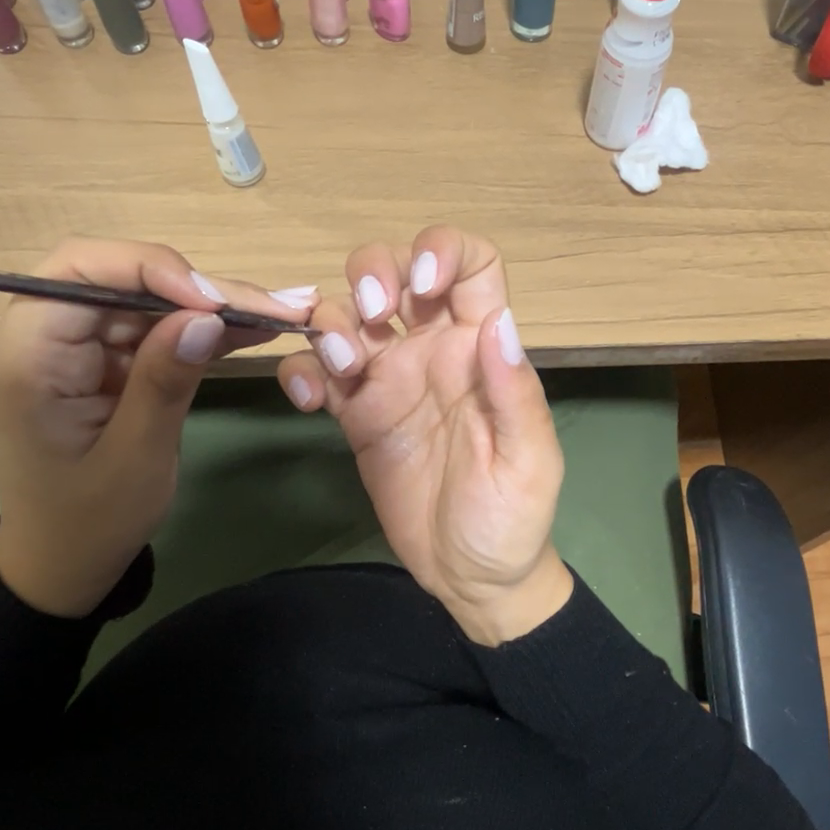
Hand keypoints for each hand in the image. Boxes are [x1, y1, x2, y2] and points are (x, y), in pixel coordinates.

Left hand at [0, 239, 316, 616]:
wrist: (64, 565)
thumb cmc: (92, 523)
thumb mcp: (136, 459)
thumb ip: (165, 381)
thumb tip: (206, 316)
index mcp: (27, 359)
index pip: (80, 273)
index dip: (150, 270)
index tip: (214, 303)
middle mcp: (42, 339)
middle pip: (119, 279)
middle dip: (195, 289)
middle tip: (269, 307)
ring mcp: (74, 350)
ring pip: (144, 301)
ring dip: (209, 307)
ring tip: (276, 313)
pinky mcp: (100, 364)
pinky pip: (151, 331)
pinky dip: (198, 330)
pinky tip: (249, 329)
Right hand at [276, 227, 571, 646]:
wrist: (469, 577)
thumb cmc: (511, 521)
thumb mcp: (527, 462)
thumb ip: (514, 393)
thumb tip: (498, 322)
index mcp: (482, 351)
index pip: (472, 266)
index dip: (443, 253)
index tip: (420, 290)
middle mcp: (434, 352)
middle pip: (395, 273)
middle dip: (373, 273)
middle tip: (370, 320)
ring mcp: (389, 381)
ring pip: (348, 314)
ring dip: (332, 323)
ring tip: (343, 372)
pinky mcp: (355, 415)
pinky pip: (317, 371)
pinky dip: (302, 370)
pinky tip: (310, 401)